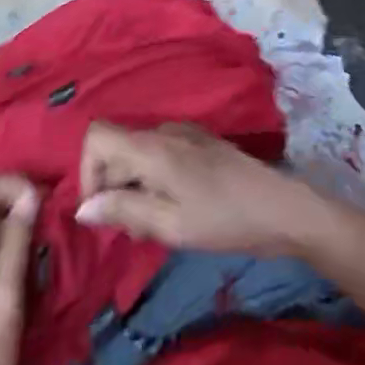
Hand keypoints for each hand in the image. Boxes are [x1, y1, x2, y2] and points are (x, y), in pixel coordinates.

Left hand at [0, 175, 36, 364]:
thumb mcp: (7, 294)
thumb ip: (16, 241)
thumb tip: (31, 194)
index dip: (13, 183)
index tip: (43, 199)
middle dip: (17, 200)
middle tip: (50, 216)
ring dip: (17, 223)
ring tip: (44, 240)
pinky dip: (11, 244)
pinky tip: (30, 262)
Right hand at [75, 122, 330, 256]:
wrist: (282, 208)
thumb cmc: (224, 219)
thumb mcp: (169, 224)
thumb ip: (123, 211)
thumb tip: (82, 208)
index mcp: (152, 147)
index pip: (97, 136)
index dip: (87, 171)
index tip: (101, 210)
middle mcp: (164, 131)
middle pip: (117, 149)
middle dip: (113, 189)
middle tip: (133, 232)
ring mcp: (185, 134)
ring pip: (139, 155)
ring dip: (135, 189)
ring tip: (155, 227)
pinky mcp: (201, 144)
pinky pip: (161, 155)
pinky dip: (155, 181)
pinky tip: (174, 210)